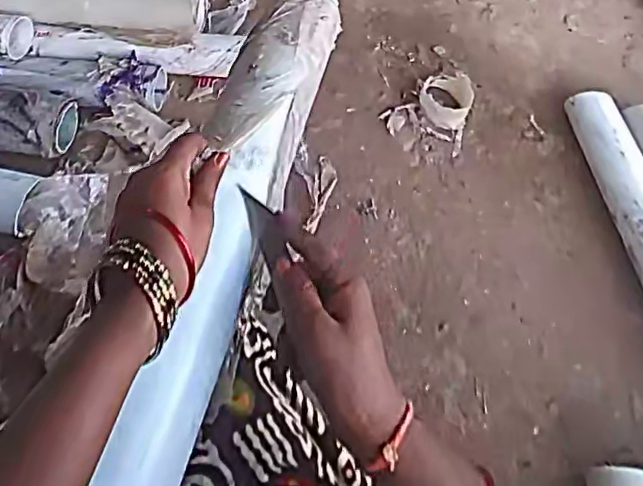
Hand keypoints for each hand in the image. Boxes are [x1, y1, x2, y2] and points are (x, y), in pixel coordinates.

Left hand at [110, 133, 227, 298]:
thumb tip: (217, 159)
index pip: (187, 142)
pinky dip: (156, 199)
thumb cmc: (175, 254)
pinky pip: (144, 193)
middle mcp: (143, 176)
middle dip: (187, 170)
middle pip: (170, 159)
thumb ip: (209, 181)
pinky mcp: (121, 209)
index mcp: (166, 172)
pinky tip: (167, 222)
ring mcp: (129, 192)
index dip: (203, 146)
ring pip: (155, 177)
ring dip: (171, 186)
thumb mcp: (203, 215)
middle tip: (203, 194)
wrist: (139, 287)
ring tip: (185, 214)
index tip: (212, 156)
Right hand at [271, 217, 409, 459]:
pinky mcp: (329, 336)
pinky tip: (296, 361)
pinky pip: (301, 325)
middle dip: (284, 297)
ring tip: (291, 349)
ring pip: (298, 303)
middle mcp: (342, 294)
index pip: (314, 250)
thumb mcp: (314, 330)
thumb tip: (282, 263)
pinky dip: (293, 341)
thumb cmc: (349, 378)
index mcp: (345, 285)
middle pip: (301, 277)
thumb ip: (295, 293)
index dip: (292, 234)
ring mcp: (336, 315)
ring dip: (288, 326)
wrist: (368, 424)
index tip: (274, 218)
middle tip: (274, 310)